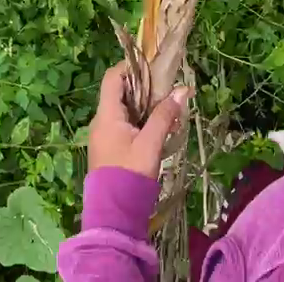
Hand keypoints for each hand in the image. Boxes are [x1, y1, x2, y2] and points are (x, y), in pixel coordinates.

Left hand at [87, 62, 190, 178]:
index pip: (113, 77)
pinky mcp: (109, 150)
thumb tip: (183, 89)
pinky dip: (139, 122)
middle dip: (143, 88)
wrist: (114, 215)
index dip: (132, 68)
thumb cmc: (131, 174)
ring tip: (167, 111)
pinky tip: (158, 131)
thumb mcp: (150, 144)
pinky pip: (123, 126)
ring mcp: (103, 136)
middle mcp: (101, 121)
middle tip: (166, 90)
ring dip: (144, 107)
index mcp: (106, 115)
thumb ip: (165, 115)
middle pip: (120, 92)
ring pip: (123, 111)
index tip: (153, 69)